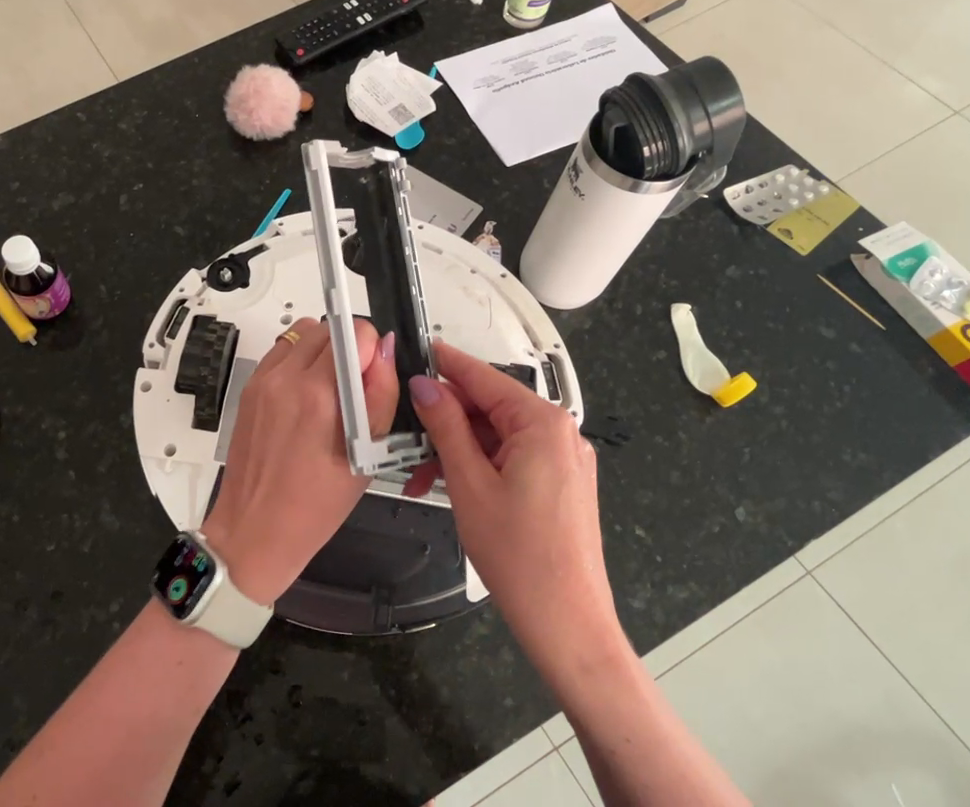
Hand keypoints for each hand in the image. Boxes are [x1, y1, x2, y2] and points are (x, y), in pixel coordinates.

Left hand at [202, 319, 398, 604]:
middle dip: (350, 347)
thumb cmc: (312, 507)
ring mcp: (263, 382)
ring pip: (302, 334)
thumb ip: (380, 395)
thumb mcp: (366, 456)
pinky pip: (281, 353)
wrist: (254, 529)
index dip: (372, 348)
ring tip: (333, 391)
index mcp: (317, 395)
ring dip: (324, 350)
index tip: (376, 373)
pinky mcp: (250, 390)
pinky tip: (308, 397)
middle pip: (328, 327)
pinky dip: (299, 361)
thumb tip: (385, 351)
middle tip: (358, 386)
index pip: (353, 332)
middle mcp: (285, 379)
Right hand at [406, 342, 624, 673]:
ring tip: (419, 478)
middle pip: (490, 408)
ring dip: (456, 450)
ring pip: (497, 436)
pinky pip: (511, 459)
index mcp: (543, 424)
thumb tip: (423, 384)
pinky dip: (478, 467)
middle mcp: (560, 433)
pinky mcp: (560, 483)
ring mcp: (563, 460)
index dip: (446, 363)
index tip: (414, 349)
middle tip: (402, 436)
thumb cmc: (518, 554)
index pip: (484, 378)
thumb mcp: (469, 483)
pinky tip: (448, 487)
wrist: (567, 621)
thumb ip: (445, 426)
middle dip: (445, 421)